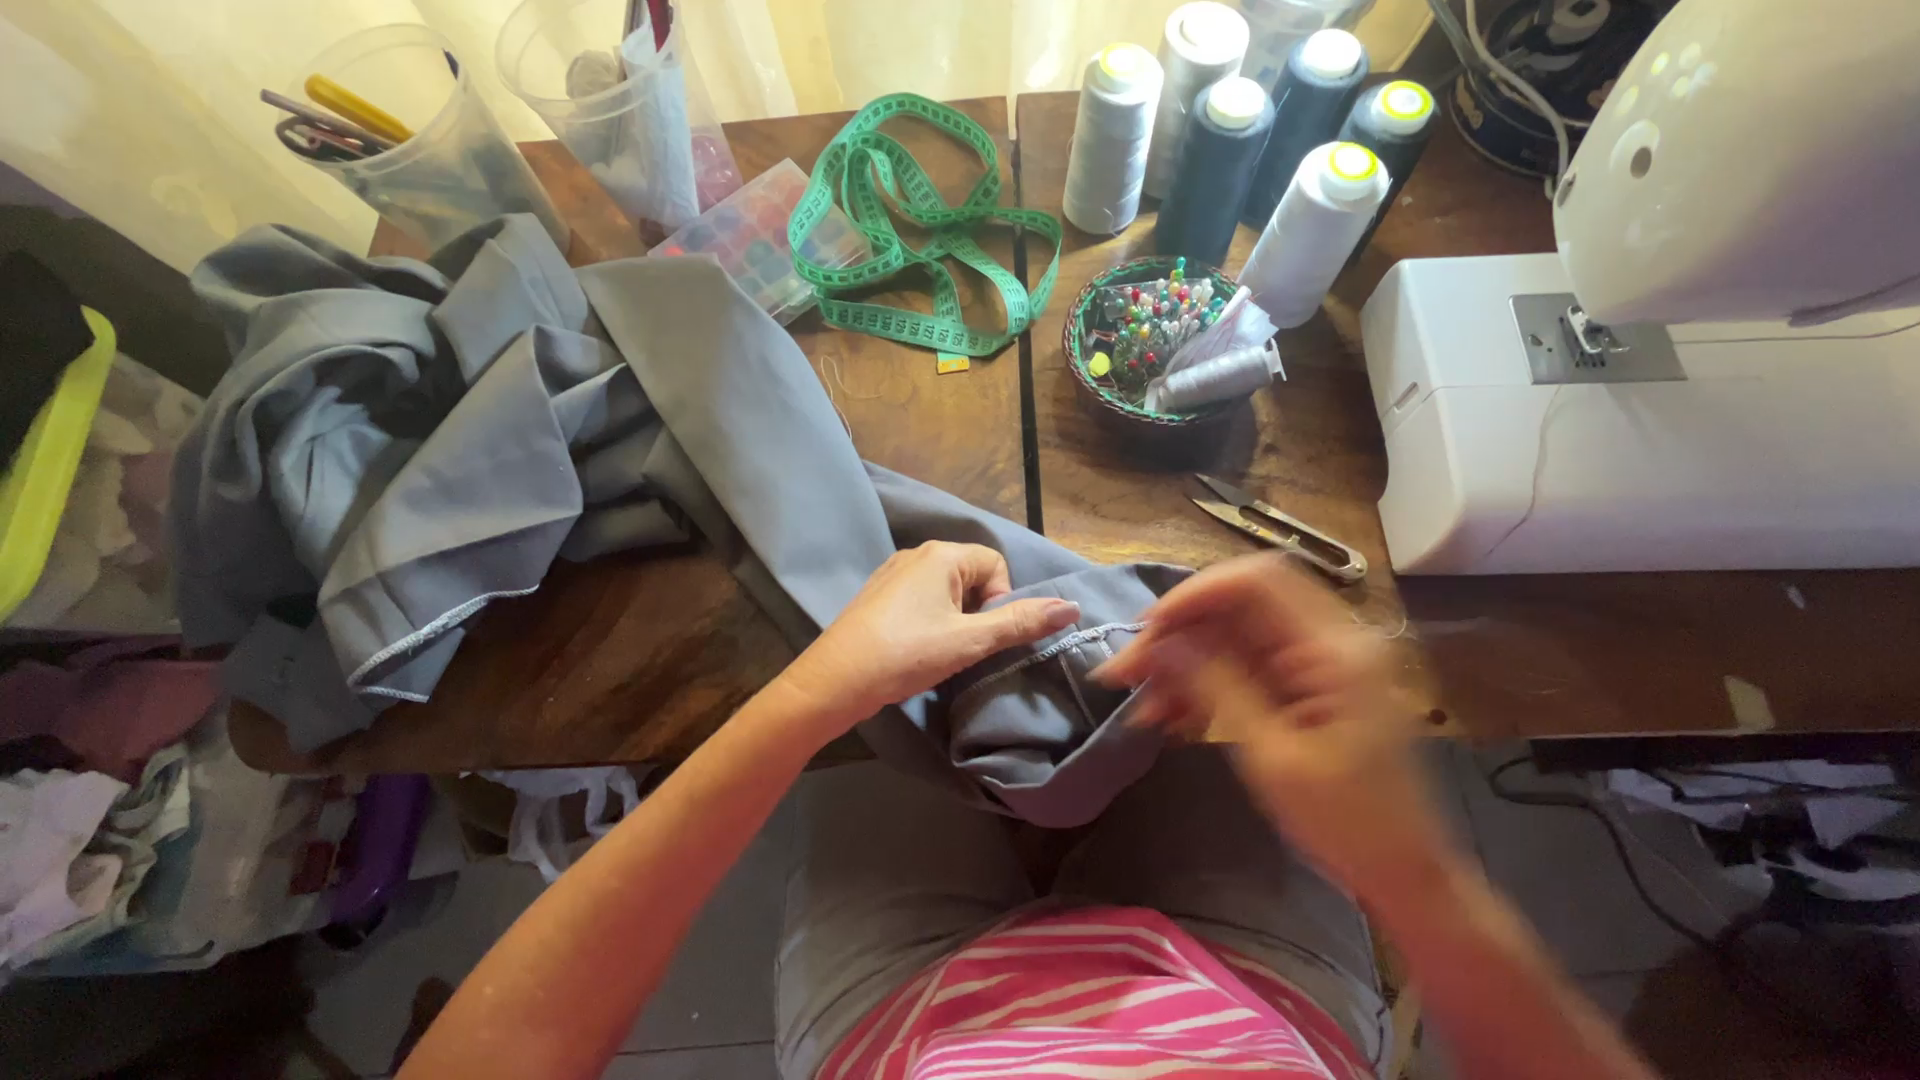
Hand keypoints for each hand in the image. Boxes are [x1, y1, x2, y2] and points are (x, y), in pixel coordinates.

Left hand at [773, 542, 1081, 744]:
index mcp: (941, 555)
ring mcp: (892, 574)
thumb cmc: (907, 653)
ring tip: (939, 652)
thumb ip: (1021, 622)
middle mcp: (916, 554)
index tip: (984, 634)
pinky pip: (920, 601)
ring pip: (945, 591)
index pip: (995, 564)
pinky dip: (929, 623)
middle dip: (978, 611)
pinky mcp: (877, 597)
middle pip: (971, 576)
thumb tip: (1072, 607)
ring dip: (955, 620)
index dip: (1001, 600)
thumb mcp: (970, 640)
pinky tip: (916, 650)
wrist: (835, 680)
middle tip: (964, 646)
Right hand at [1094, 553, 1458, 901]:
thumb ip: (1215, 687)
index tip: (1146, 632)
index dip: (1194, 595)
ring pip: (1230, 638)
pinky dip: (1202, 686)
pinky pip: (1241, 668)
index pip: (1256, 582)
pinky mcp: (1304, 687)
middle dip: (1176, 635)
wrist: (1404, 874)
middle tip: (1123, 675)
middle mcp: (1328, 641)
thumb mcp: (1272, 756)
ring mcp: (1316, 664)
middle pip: (1236, 608)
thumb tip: (1160, 642)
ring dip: (1181, 665)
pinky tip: (1169, 719)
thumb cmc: (1347, 823)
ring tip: (1141, 710)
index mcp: (1335, 650)